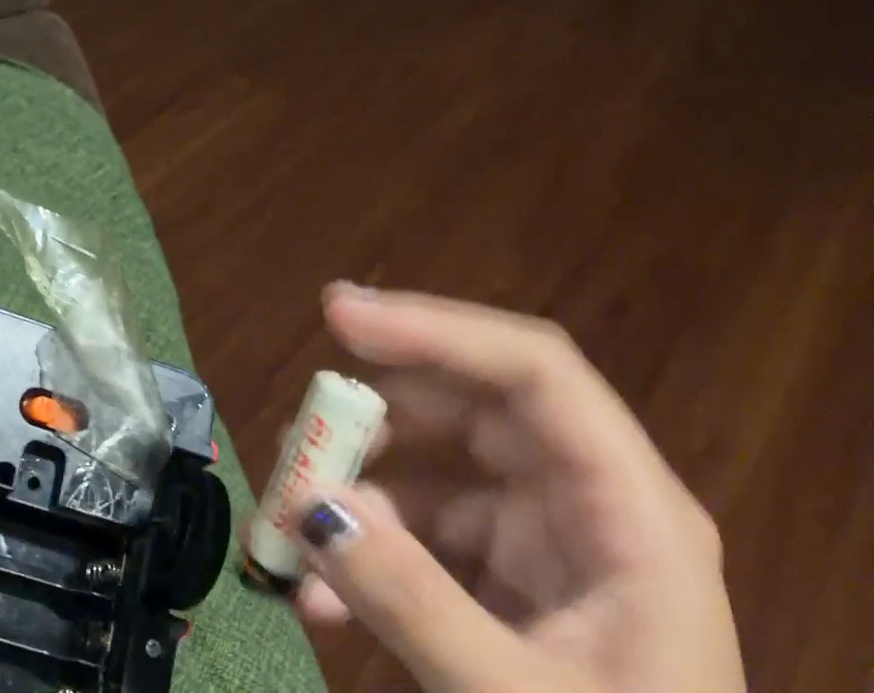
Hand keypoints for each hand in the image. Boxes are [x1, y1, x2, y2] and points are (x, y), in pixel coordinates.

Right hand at [269, 283, 744, 692]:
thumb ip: (414, 603)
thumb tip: (310, 503)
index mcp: (630, 513)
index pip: (533, 374)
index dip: (434, 329)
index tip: (336, 316)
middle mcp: (586, 505)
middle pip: (471, 410)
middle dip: (373, 417)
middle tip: (298, 432)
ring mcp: (543, 542)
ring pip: (430, 474)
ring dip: (351, 495)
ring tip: (287, 536)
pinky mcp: (506, 579)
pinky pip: (416, 537)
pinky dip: (360, 552)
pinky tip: (319, 599)